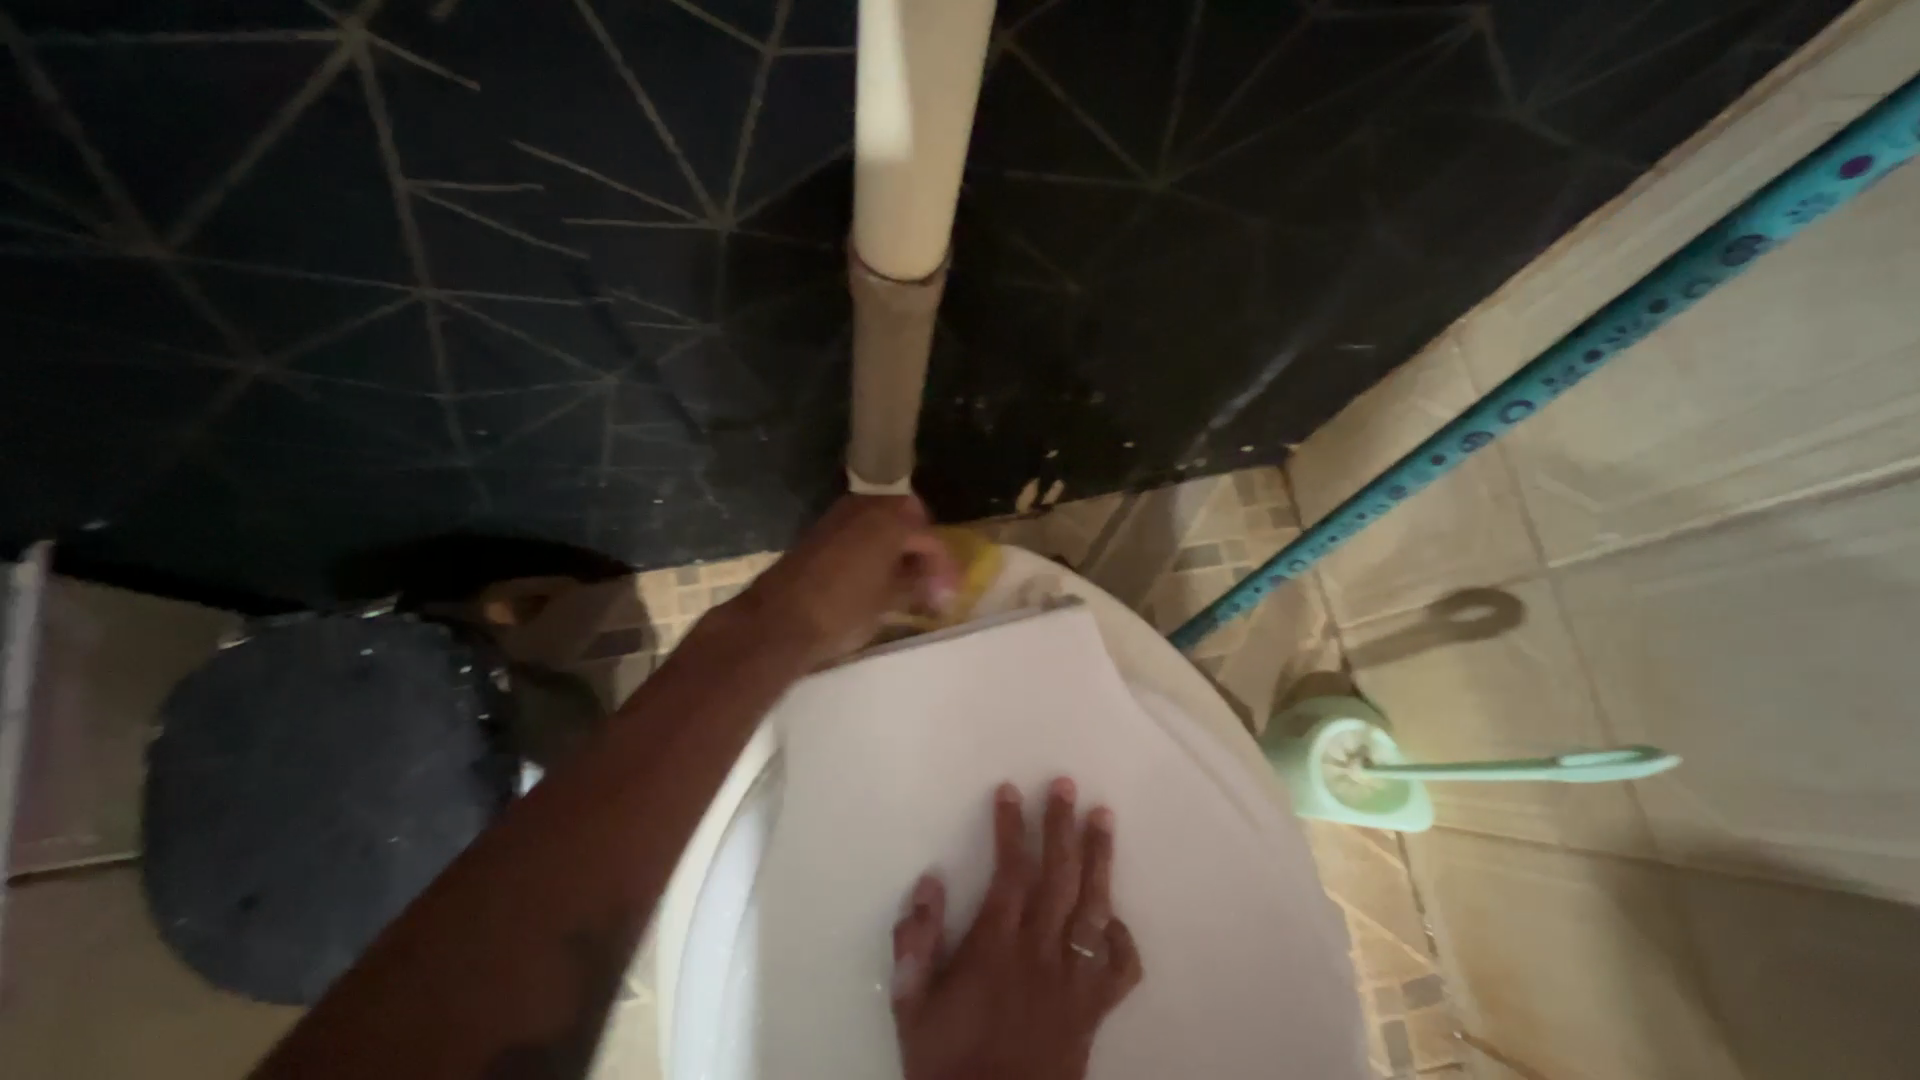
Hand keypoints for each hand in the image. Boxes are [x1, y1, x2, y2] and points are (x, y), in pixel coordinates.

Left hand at [732, 495, 956, 665]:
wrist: (779, 620)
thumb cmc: (843, 609)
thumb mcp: (890, 600)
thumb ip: (918, 586)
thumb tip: (936, 586)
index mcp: (891, 517)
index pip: (931, 537)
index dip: (945, 568)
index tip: (951, 594)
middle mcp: (866, 506)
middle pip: (907, 519)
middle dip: (921, 549)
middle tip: (930, 581)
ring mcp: (839, 516)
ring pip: (881, 524)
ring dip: (897, 548)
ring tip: (905, 583)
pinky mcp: (820, 533)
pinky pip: (860, 533)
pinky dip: (874, 550)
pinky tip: (877, 580)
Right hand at [891, 779, 1143, 1079]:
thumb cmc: (947, 1063)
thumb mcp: (912, 1006)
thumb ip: (914, 942)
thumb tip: (930, 882)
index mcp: (995, 948)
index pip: (1010, 872)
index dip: (1012, 828)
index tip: (1011, 792)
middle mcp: (1039, 953)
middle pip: (1058, 877)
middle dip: (1061, 826)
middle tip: (1065, 785)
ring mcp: (1073, 980)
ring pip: (1093, 908)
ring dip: (1100, 859)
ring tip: (1104, 816)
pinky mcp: (1094, 1009)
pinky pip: (1119, 968)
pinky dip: (1122, 937)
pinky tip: (1114, 914)